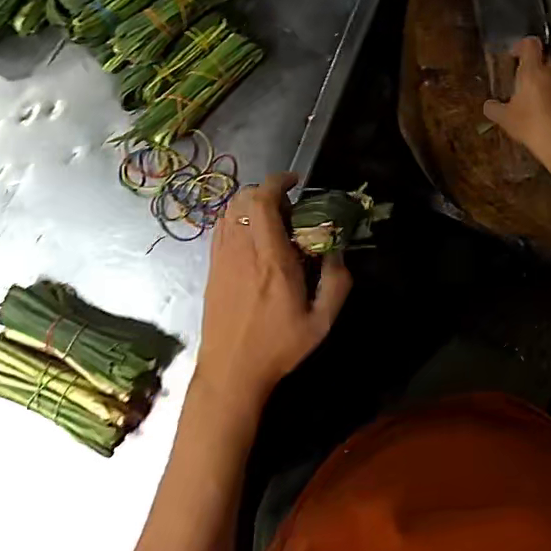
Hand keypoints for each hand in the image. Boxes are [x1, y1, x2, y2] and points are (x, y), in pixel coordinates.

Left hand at [197, 172, 352, 401]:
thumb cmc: (278, 347)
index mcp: (272, 260)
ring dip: (251, 203)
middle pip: (244, 198)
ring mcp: (223, 258)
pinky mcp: (212, 267)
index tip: (295, 180)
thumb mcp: (320, 322)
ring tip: (271, 219)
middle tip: (289, 207)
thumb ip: (336, 283)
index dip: (277, 181)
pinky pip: (221, 228)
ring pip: (230, 210)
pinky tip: (251, 236)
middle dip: (267, 191)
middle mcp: (243, 251)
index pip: (264, 202)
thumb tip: (338, 252)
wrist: (231, 370)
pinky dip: (236, 218)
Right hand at [483, 37, 550, 176]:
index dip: (520, 45)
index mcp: (533, 71)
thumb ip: (493, 108)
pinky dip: (548, 91)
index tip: (511, 56)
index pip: (530, 44)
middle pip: (542, 56)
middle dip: (530, 63)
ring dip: (540, 78)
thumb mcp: (505, 119)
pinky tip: (539, 108)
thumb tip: (488, 104)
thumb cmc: (531, 125)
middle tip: (516, 77)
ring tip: (526, 95)